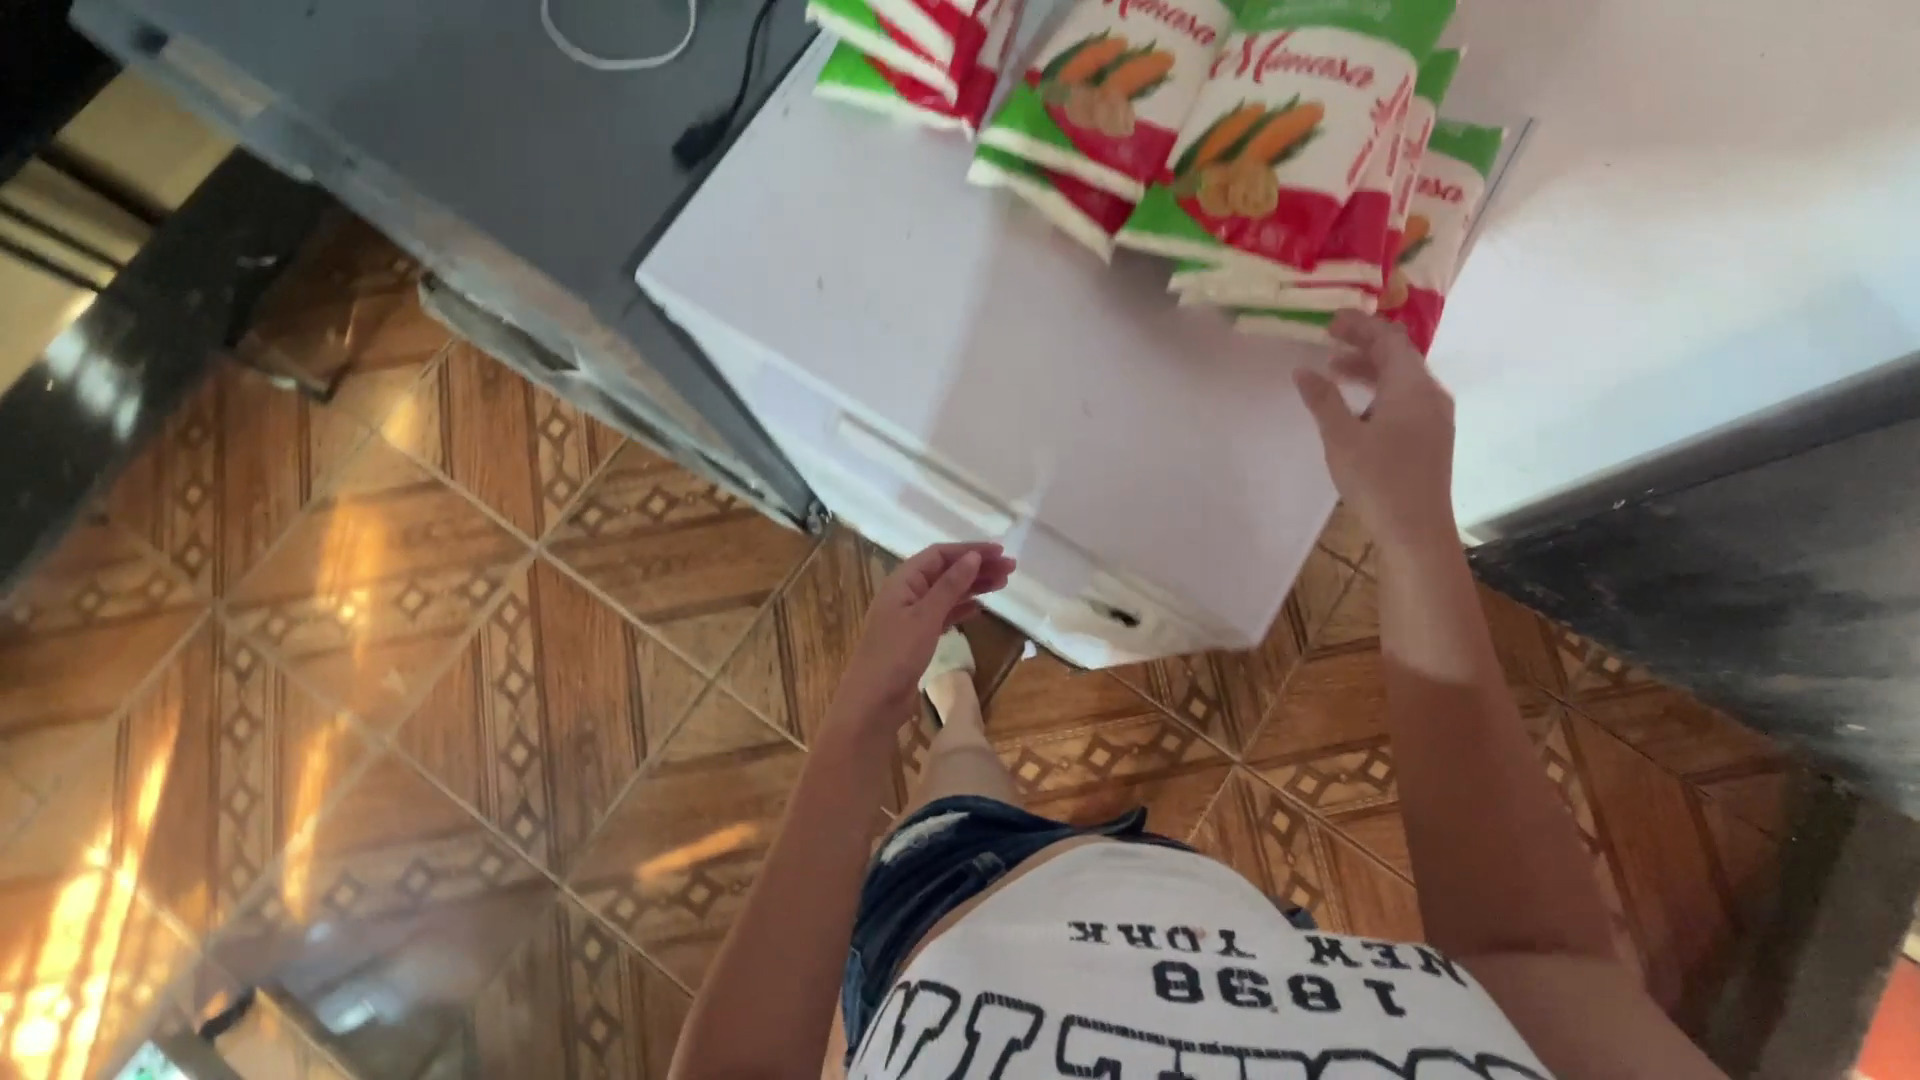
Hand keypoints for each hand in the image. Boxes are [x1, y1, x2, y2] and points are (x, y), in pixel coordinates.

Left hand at [829, 542, 1016, 733]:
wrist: (873, 702)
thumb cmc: (896, 654)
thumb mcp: (925, 617)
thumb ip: (950, 586)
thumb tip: (973, 557)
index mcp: (902, 581)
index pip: (939, 555)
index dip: (969, 550)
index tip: (999, 551)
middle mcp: (905, 594)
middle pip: (944, 572)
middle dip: (976, 567)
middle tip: (1010, 569)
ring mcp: (910, 617)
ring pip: (946, 593)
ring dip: (973, 587)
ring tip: (1002, 584)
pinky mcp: (916, 638)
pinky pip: (942, 614)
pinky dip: (961, 609)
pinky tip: (979, 608)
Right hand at [1294, 310, 1458, 552]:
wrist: (1416, 529)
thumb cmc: (1378, 481)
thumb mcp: (1341, 439)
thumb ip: (1323, 401)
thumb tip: (1303, 371)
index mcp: (1412, 388)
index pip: (1389, 340)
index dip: (1360, 325)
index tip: (1329, 321)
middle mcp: (1431, 395)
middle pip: (1399, 356)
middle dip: (1364, 344)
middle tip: (1328, 339)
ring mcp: (1435, 417)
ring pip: (1403, 378)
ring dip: (1369, 369)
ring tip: (1334, 371)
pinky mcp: (1431, 436)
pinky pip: (1406, 398)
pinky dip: (1379, 390)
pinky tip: (1357, 406)